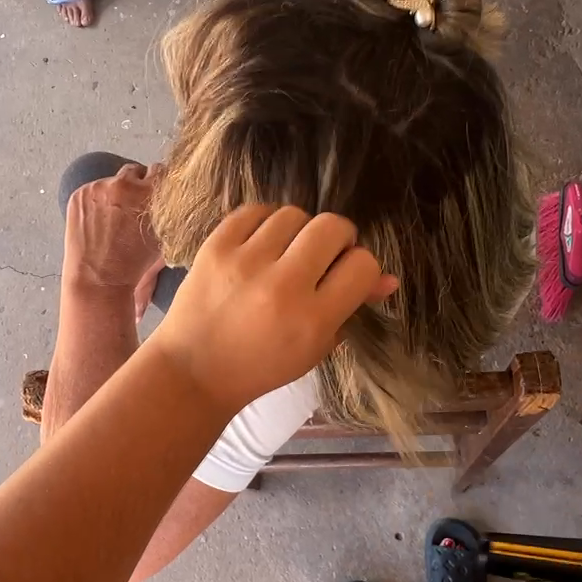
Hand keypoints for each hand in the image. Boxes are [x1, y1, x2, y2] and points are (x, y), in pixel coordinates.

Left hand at [63, 163, 161, 294]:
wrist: (99, 279)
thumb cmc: (135, 264)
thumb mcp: (164, 234)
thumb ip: (168, 210)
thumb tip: (170, 195)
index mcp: (152, 194)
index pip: (160, 170)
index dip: (158, 182)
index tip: (156, 191)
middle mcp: (127, 185)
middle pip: (136, 171)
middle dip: (137, 185)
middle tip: (135, 204)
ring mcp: (100, 187)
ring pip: (113, 180)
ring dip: (116, 192)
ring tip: (115, 217)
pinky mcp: (81, 193)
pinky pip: (94, 189)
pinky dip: (98, 200)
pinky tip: (100, 220)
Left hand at [146, 205, 398, 413]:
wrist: (193, 371)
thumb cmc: (262, 366)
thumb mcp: (314, 348)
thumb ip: (351, 310)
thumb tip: (387, 278)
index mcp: (312, 319)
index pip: (362, 264)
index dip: (360, 266)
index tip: (345, 276)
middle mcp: (282, 286)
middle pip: (333, 226)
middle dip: (337, 238)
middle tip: (322, 258)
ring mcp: (245, 262)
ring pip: (295, 214)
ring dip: (298, 231)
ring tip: (286, 254)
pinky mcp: (215, 246)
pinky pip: (256, 211)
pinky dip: (265, 223)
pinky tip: (261, 244)